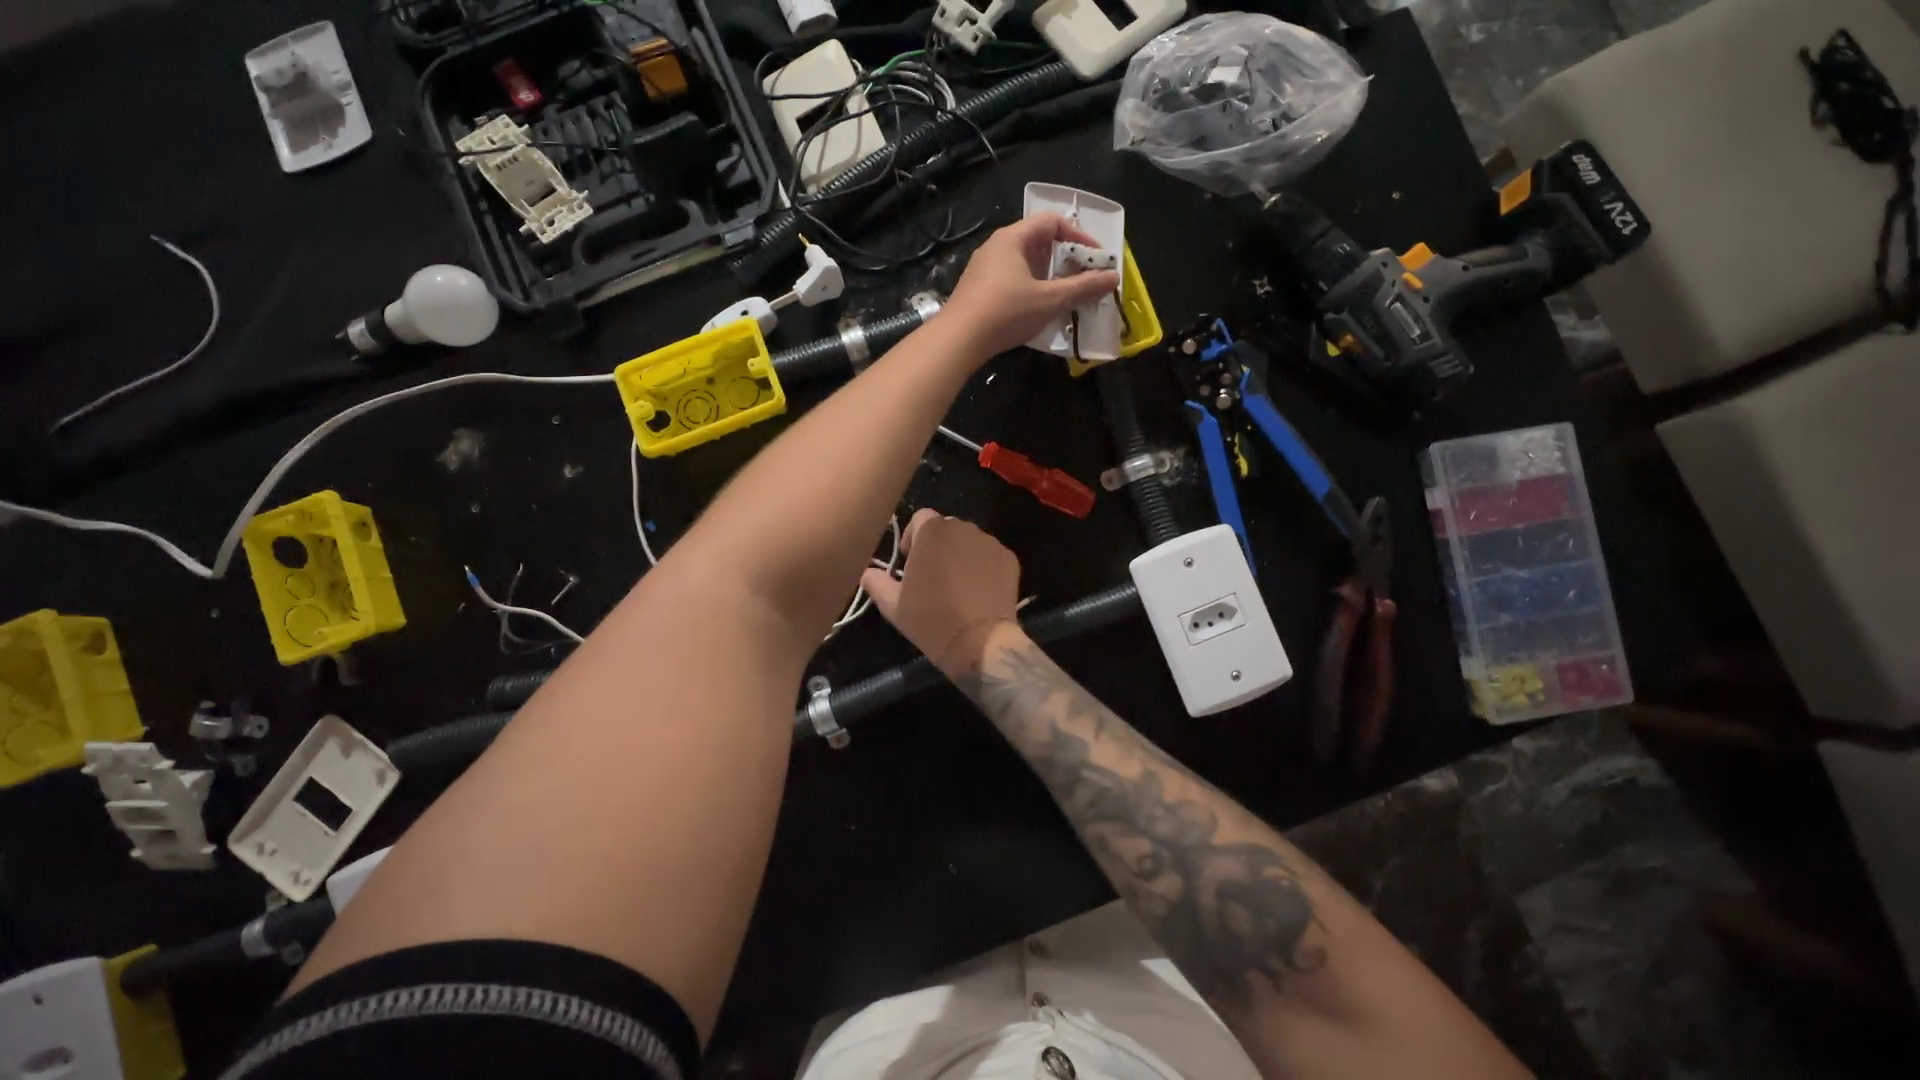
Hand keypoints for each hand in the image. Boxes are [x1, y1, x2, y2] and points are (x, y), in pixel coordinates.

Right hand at [861, 508, 1021, 677]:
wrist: (979, 642)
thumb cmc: (930, 620)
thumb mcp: (893, 605)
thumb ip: (877, 582)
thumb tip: (868, 572)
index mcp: (931, 532)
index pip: (920, 518)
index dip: (912, 537)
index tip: (910, 561)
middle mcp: (962, 528)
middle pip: (946, 528)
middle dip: (937, 545)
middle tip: (932, 574)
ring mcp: (989, 542)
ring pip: (969, 540)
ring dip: (960, 554)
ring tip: (956, 583)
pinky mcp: (1009, 558)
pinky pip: (990, 555)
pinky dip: (983, 566)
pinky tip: (978, 591)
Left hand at [941, 214, 1123, 359]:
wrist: (958, 340)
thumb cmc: (1005, 312)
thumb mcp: (1049, 300)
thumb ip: (1082, 288)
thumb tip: (1113, 277)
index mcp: (1012, 238)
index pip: (1052, 221)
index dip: (1079, 236)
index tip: (1095, 258)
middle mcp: (996, 246)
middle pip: (1037, 240)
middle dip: (1064, 257)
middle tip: (1082, 277)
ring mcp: (984, 268)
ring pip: (1024, 262)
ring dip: (1048, 274)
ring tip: (1065, 294)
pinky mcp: (978, 289)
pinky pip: (1011, 278)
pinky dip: (1031, 286)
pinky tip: (1038, 308)